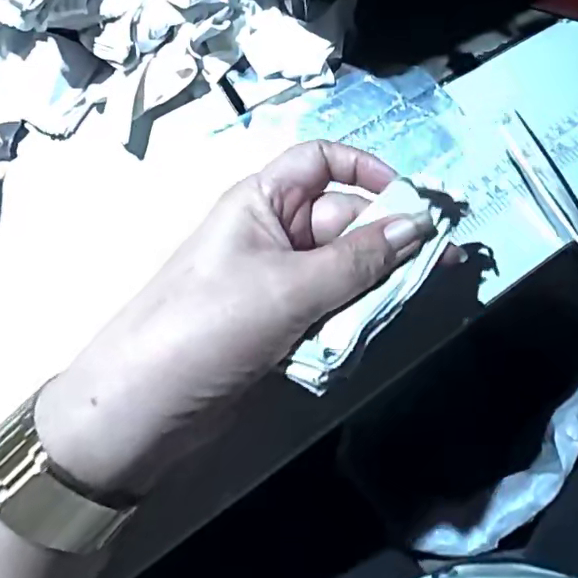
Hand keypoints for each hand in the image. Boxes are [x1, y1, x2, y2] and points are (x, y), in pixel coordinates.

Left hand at [35, 141, 438, 498]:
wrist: (138, 417)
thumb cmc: (208, 327)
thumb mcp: (290, 287)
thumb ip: (361, 258)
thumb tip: (421, 224)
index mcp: (265, 200)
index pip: (322, 160)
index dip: (365, 169)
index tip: (406, 198)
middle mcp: (277, 230)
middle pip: (347, 217)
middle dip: (389, 237)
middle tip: (440, 261)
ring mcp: (282, 276)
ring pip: (349, 262)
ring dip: (382, 277)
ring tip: (421, 290)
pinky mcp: (287, 316)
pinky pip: (338, 298)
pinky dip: (361, 307)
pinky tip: (385, 318)